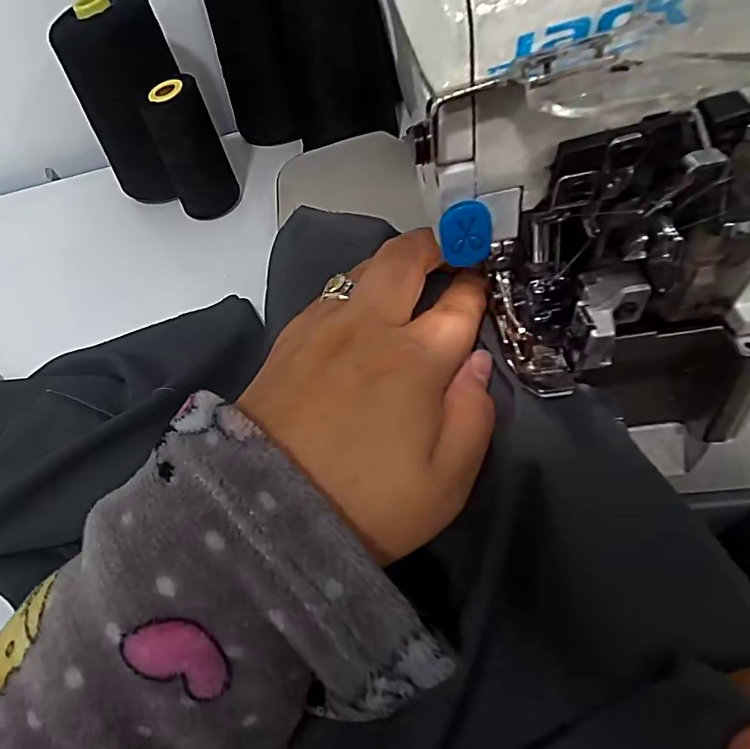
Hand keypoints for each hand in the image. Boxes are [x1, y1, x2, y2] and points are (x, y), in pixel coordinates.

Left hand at [236, 230, 493, 563]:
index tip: (482, 281)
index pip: (458, 302)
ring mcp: (321, 326)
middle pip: (403, 257)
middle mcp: (367, 327)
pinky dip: (354, 288)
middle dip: (433, 243)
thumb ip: (473, 414)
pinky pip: (329, 293)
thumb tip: (476, 363)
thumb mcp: (446, 482)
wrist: (266, 505)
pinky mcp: (288, 337)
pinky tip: (358, 310)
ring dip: (391, 263)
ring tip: (407, 277)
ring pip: (361, 269)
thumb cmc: (364, 503)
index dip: (477, 287)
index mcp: (415, 359)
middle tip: (450, 248)